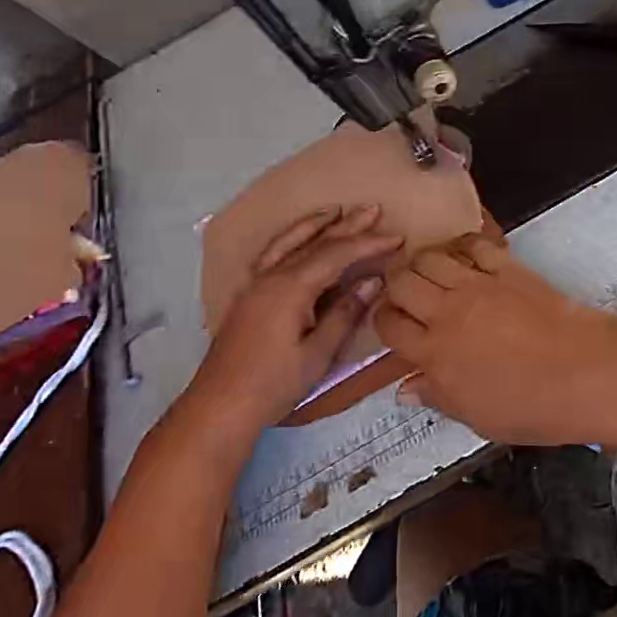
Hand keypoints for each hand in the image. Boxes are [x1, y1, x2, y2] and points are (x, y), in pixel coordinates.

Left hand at [187, 205, 400, 428]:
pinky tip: (296, 240)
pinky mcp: (247, 295)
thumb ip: (344, 314)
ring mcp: (255, 284)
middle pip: (314, 243)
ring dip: (314, 225)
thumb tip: (371, 282)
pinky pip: (272, 254)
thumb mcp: (317, 354)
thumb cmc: (273, 385)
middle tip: (374, 209)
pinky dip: (290, 239)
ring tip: (335, 211)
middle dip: (347, 226)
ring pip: (288, 243)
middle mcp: (271, 277)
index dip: (368, 244)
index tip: (396, 238)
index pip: (336, 255)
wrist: (219, 406)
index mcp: (290, 288)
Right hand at [374, 236, 616, 445]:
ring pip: (429, 258)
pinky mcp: (506, 268)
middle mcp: (447, 313)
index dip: (383, 320)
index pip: (388, 325)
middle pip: (400, 282)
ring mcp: (477, 286)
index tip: (391, 321)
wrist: (590, 375)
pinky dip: (462, 246)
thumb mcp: (478, 417)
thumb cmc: (534, 408)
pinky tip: (465, 257)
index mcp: (435, 355)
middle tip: (406, 294)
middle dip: (394, 285)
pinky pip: (472, 245)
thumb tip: (404, 389)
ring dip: (423, 263)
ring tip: (431, 273)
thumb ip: (437, 397)